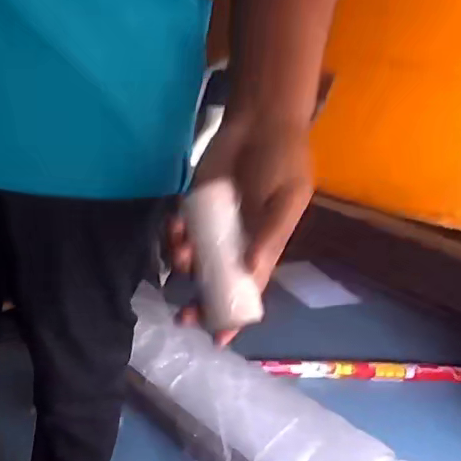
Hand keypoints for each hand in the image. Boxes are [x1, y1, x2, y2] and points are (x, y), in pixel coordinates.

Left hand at [169, 115, 315, 344]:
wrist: (259, 122)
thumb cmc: (283, 161)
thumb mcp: (287, 199)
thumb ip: (270, 235)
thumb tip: (251, 270)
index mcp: (261, 250)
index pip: (247, 292)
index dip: (235, 316)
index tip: (220, 339)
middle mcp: (234, 246)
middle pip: (213, 285)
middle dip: (198, 304)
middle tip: (182, 317)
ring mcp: (211, 230)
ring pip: (190, 262)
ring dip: (181, 264)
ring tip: (181, 251)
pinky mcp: (193, 211)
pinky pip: (177, 233)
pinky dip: (173, 235)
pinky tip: (175, 226)